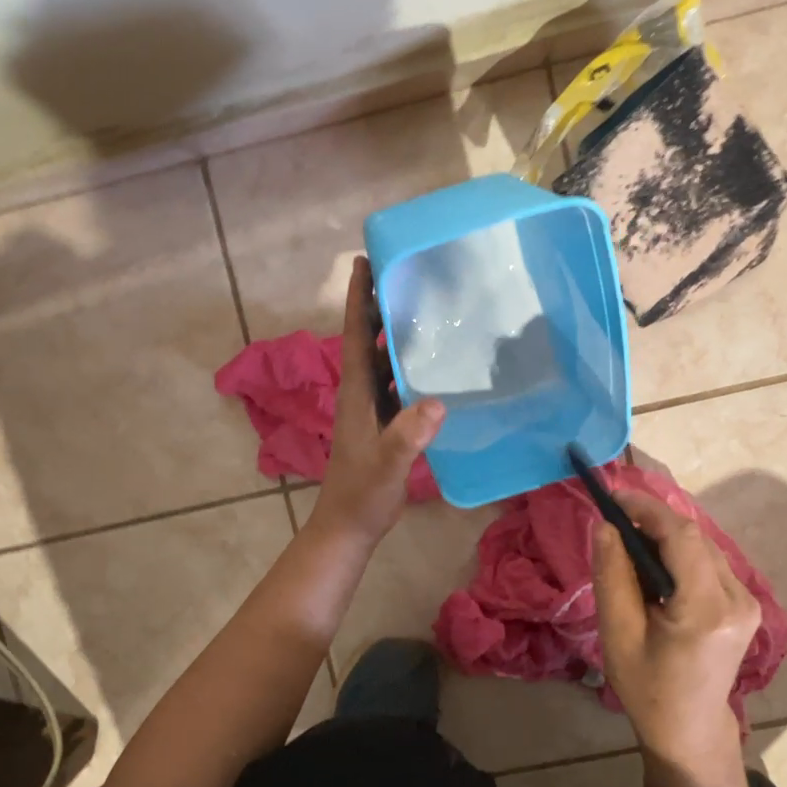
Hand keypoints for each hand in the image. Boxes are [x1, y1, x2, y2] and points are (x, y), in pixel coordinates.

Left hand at [308, 257, 445, 546]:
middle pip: (367, 339)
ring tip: (422, 304)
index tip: (364, 262)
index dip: (359, 299)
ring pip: (382, 360)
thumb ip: (407, 437)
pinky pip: (397, 383)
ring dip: (394, 332)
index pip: (355, 335)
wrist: (350, 525)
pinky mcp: (384, 423)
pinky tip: (432, 361)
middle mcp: (362, 393)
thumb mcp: (387, 465)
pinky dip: (409, 365)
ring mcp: (372, 409)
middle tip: (403, 270)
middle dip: (378, 304)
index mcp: (357, 393)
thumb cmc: (363, 493)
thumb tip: (436, 402)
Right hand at [592, 489, 761, 771]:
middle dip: (652, 521)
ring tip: (628, 547)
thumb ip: (612, 575)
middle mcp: (737, 599)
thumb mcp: (618, 634)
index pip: (682, 537)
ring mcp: (747, 601)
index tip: (612, 498)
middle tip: (614, 524)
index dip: (648, 509)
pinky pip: (708, 562)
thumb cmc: (647, 688)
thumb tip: (606, 525)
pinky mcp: (745, 604)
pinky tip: (654, 570)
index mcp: (706, 609)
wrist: (689, 728)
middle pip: (694, 537)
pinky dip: (679, 554)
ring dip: (665, 537)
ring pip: (703, 546)